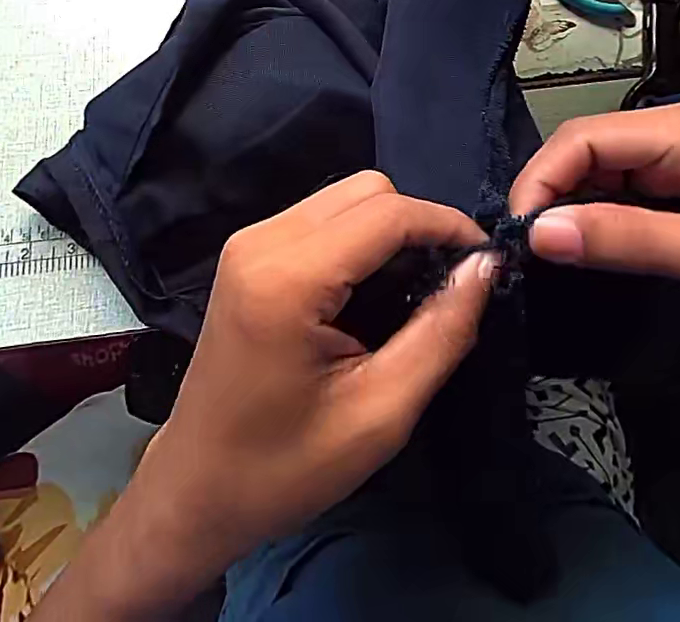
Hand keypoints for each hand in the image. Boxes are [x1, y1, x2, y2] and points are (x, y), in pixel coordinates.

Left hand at [47, 171, 496, 619]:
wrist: (193, 489)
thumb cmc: (284, 467)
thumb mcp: (380, 413)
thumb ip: (441, 331)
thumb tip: (484, 265)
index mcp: (287, 277)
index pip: (387, 213)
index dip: (447, 225)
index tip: (486, 260)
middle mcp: (263, 239)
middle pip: (366, 190)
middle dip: (418, 225)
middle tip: (446, 282)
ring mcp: (250, 241)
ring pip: (346, 197)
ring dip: (390, 230)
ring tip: (413, 288)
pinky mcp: (249, 251)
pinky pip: (323, 217)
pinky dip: (360, 238)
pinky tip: (369, 289)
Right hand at [511, 101, 679, 350]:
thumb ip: (631, 239)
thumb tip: (537, 233)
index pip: (587, 138)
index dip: (542, 179)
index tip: (518, 236)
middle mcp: (672, 138)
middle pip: (581, 155)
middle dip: (546, 198)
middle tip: (523, 256)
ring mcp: (670, 169)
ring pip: (589, 181)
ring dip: (562, 215)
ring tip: (540, 260)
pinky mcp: (669, 202)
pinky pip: (608, 205)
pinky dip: (584, 229)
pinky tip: (573, 256)